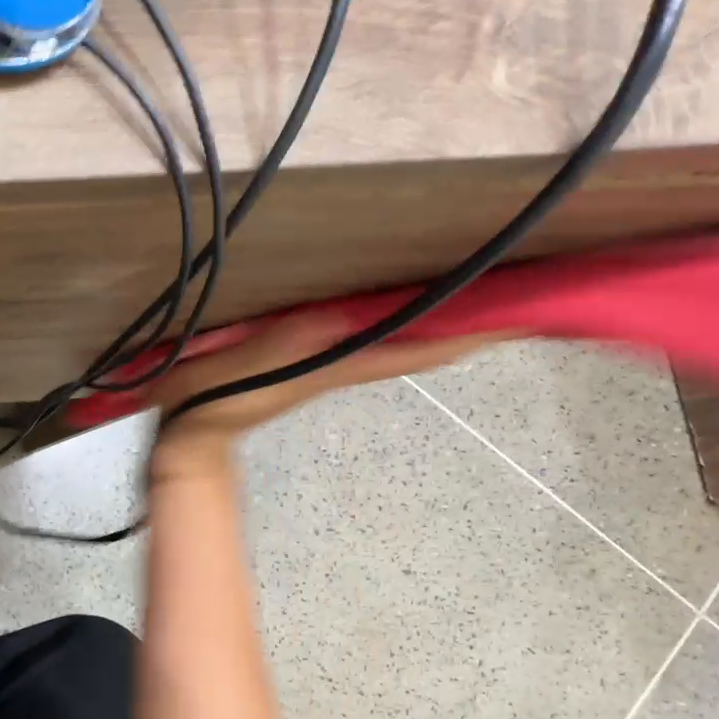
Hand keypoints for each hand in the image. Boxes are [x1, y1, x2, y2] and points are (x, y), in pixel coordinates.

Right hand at [148, 312, 506, 473]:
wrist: (192, 436)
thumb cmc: (215, 403)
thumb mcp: (240, 373)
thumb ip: (279, 347)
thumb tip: (333, 317)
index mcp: (337, 366)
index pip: (420, 349)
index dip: (471, 332)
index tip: (526, 309)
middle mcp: (346, 365)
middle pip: (426, 344)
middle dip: (469, 319)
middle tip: (518, 281)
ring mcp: (331, 367)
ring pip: (404, 341)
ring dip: (441, 318)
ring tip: (475, 285)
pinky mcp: (310, 364)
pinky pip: (371, 337)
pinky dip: (400, 320)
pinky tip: (397, 303)